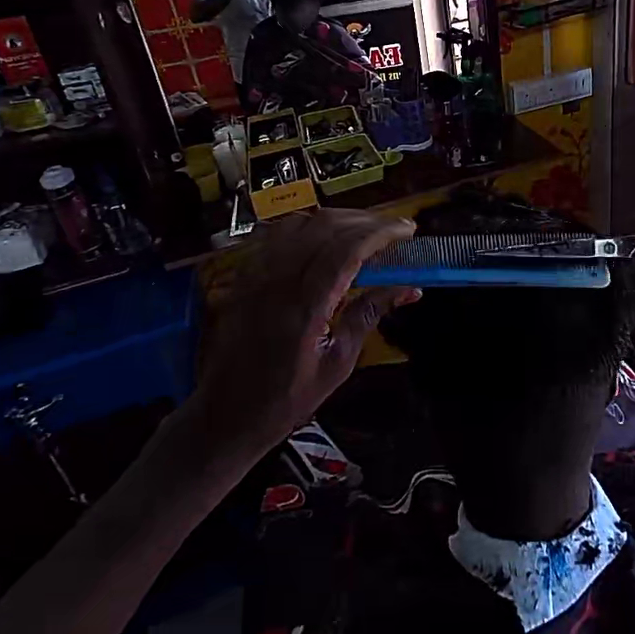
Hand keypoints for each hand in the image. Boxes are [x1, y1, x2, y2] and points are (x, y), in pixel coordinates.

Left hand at [183, 210, 418, 459]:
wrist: (225, 414)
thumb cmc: (286, 399)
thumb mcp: (336, 363)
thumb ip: (368, 316)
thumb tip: (408, 289)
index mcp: (306, 305)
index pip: (348, 248)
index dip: (381, 231)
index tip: (406, 229)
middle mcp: (279, 279)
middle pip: (325, 225)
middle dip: (364, 220)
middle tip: (391, 231)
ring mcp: (257, 273)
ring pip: (300, 221)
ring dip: (335, 219)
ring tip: (361, 232)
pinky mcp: (245, 274)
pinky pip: (275, 232)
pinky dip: (305, 226)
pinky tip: (321, 238)